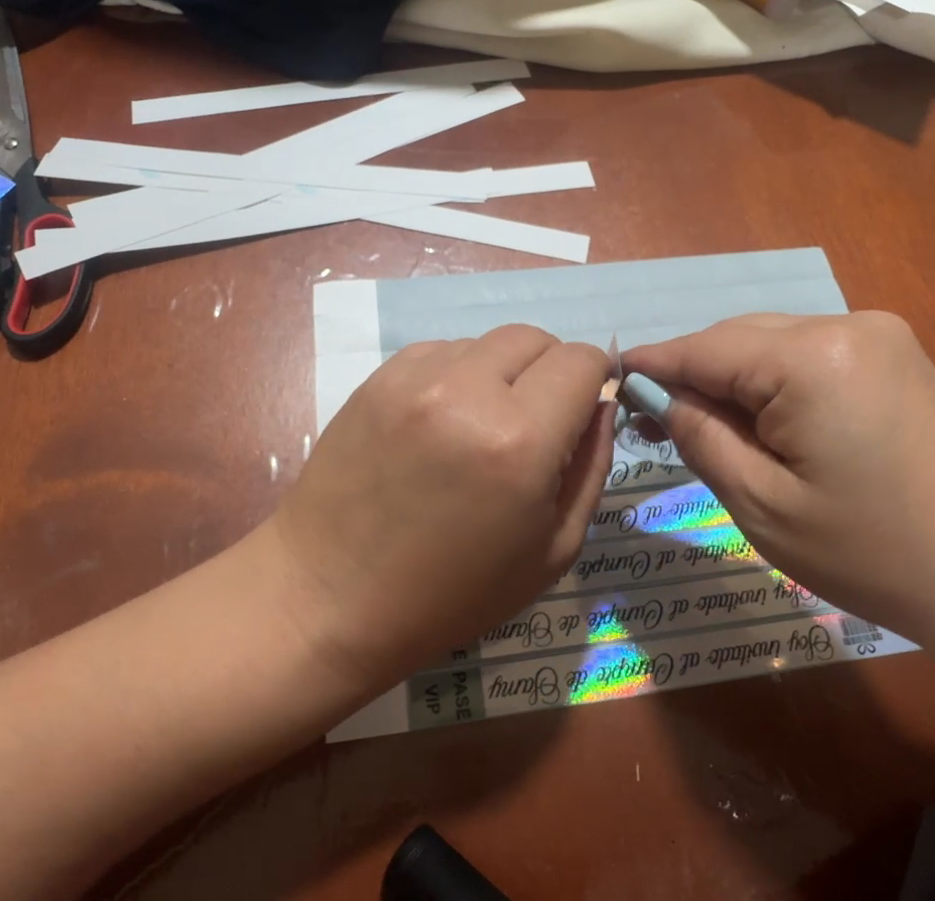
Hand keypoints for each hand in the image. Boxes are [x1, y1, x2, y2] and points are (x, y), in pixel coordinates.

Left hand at [266, 325, 614, 688]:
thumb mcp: (552, 550)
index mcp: (520, 440)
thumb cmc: (452, 593)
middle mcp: (467, 392)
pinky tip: (439, 426)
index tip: (583, 413)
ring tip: (479, 429)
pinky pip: (438, 353)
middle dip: (551, 372)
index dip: (595, 383)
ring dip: (500, 374)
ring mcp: (413, 379)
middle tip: (536, 424)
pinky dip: (455, 377)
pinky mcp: (376, 380)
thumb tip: (604, 404)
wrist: (330, 596)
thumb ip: (592, 466)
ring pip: (485, 343)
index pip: (583, 361)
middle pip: (535, 338)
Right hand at [624, 313, 934, 722]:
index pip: (705, 348)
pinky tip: (767, 424)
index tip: (611, 380)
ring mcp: (884, 338)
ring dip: (737, 380)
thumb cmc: (873, 555)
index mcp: (812, 358)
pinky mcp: (903, 359)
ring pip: (777, 345)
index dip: (654, 365)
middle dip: (697, 375)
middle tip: (654, 420)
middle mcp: (849, 325)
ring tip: (708, 429)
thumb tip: (660, 395)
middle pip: (742, 338)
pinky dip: (779, 384)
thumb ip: (701, 437)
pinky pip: (815, 358)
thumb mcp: (763, 506)